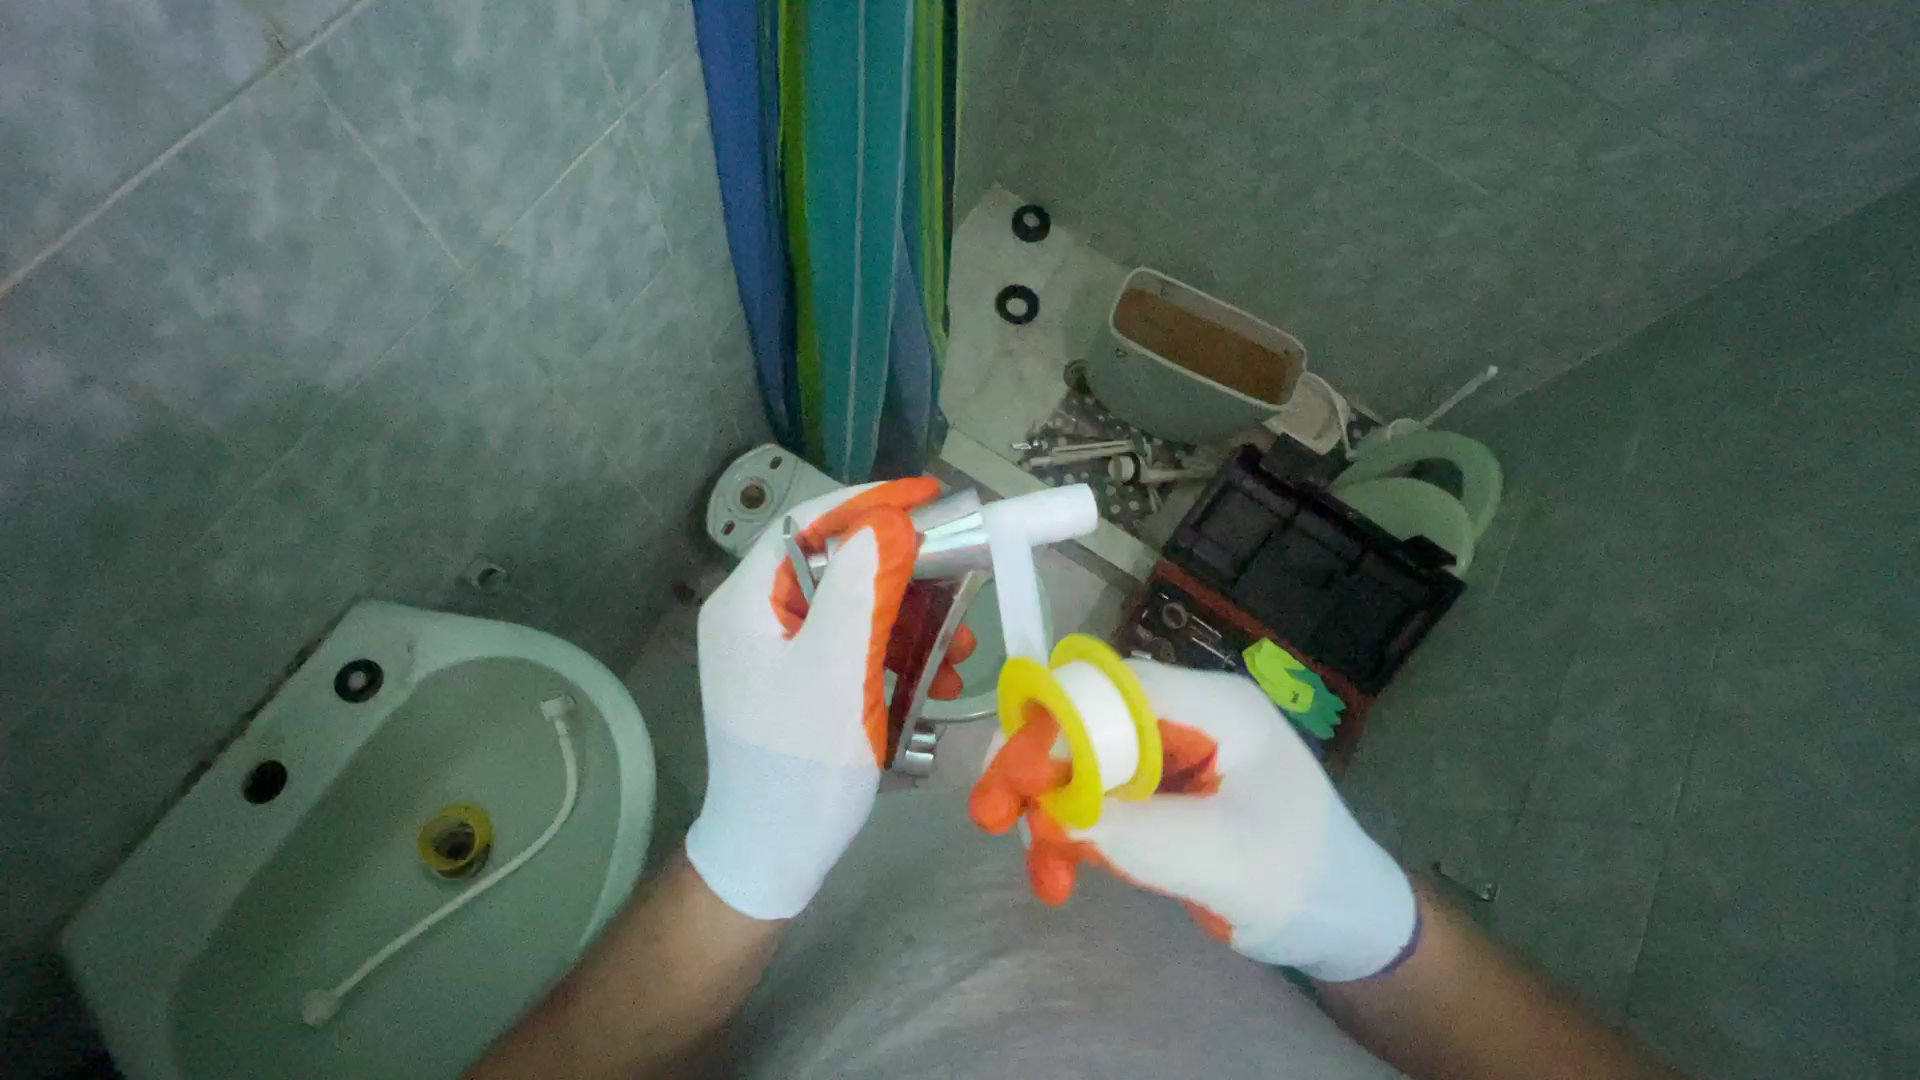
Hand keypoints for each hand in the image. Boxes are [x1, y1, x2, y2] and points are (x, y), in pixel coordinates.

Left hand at [687, 477, 960, 919]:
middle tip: (960, 574)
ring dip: (912, 621)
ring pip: (855, 609)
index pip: (806, 526)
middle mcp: (759, 618)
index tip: (927, 499)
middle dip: (903, 575)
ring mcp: (782, 653)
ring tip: (961, 646)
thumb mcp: (835, 670)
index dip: (867, 505)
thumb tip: (883, 522)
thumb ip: (857, 589)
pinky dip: (899, 654)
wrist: (775, 856)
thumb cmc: (799, 764)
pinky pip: (856, 647)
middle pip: (836, 567)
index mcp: (747, 604)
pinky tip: (941, 677)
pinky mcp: (806, 682)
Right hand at [969, 659, 1416, 980]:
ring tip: (1046, 874)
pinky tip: (1064, 872)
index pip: (1116, 688)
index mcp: (1215, 706)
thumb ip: (1140, 834)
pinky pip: (1097, 793)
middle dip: (1037, 767)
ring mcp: (1169, 748)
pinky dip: (1072, 829)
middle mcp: (1185, 713)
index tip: (1011, 778)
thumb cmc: (1305, 882)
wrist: (1346, 925)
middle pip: (1088, 716)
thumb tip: (1049, 815)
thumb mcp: (1228, 862)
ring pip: (1083, 758)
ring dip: (1050, 808)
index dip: (1055, 722)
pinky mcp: (1159, 785)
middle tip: (992, 817)